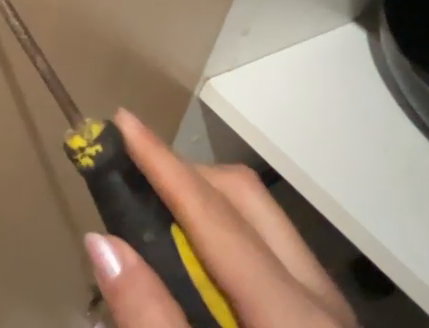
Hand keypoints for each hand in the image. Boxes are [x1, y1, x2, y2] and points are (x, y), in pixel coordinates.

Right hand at [86, 110, 356, 327]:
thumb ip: (151, 320)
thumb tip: (100, 241)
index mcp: (291, 314)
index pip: (213, 213)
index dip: (161, 162)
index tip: (119, 121)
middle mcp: (319, 300)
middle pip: (246, 199)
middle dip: (184, 174)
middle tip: (129, 178)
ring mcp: (328, 314)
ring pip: (264, 223)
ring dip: (204, 206)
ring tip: (153, 222)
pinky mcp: (323, 327)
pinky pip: (272, 256)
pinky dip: (225, 242)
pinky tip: (196, 276)